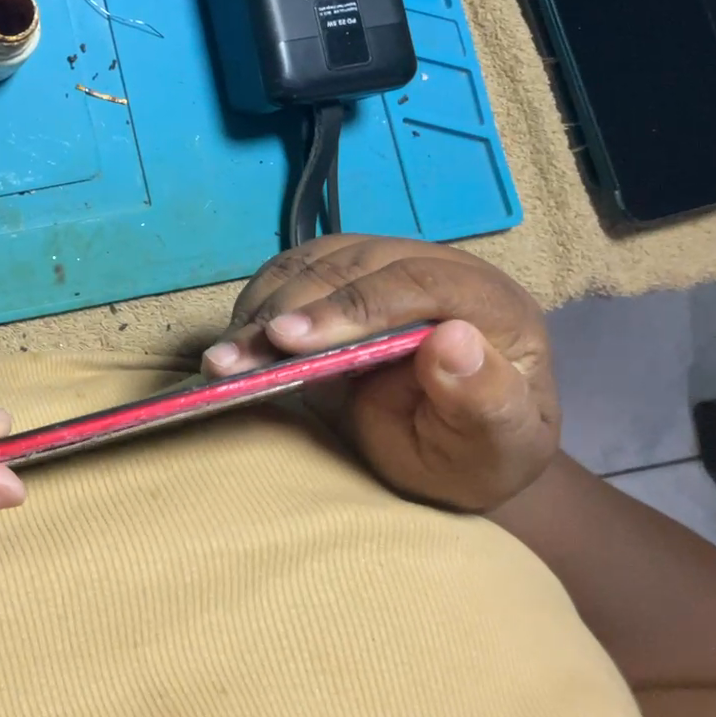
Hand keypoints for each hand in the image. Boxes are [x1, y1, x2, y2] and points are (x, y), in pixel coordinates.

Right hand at [200, 236, 558, 511]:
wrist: (437, 446)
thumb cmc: (466, 452)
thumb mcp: (493, 449)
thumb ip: (485, 401)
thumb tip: (454, 340)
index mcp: (489, 303)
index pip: (416, 282)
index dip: (349, 306)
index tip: (289, 339)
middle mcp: (430, 267)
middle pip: (347, 268)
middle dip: (285, 314)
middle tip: (234, 359)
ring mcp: (375, 264)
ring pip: (305, 266)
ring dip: (257, 313)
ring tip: (222, 360)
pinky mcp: (331, 272)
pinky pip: (282, 273)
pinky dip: (251, 307)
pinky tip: (235, 344)